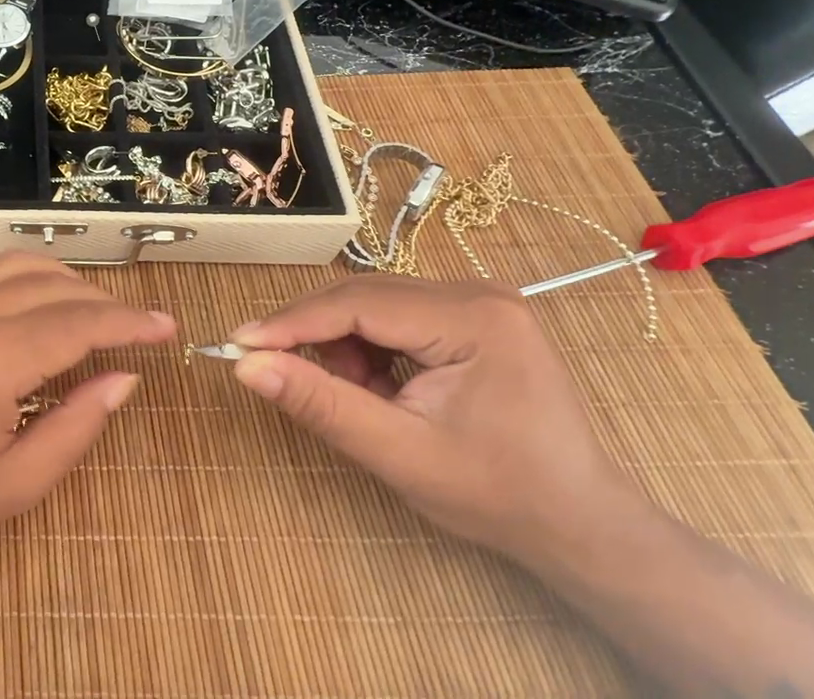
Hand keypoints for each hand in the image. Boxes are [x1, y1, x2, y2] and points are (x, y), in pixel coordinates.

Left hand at [0, 254, 174, 557]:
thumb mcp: (14, 483)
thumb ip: (76, 426)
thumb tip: (123, 378)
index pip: (77, 323)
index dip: (129, 323)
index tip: (166, 329)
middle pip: (53, 286)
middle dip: (105, 303)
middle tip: (139, 328)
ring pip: (19, 266)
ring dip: (68, 281)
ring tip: (97, 314)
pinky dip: (28, 280)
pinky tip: (42, 308)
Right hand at [228, 274, 645, 564]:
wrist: (576, 521)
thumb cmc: (494, 494)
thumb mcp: (396, 452)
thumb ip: (319, 402)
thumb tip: (245, 365)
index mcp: (474, 318)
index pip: (357, 303)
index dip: (290, 323)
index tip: (237, 345)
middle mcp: (478, 292)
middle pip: (363, 296)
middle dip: (318, 337)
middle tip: (284, 377)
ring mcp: (479, 301)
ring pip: (373, 304)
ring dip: (344, 346)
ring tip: (357, 399)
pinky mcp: (474, 316)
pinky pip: (394, 316)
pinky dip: (369, 349)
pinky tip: (379, 389)